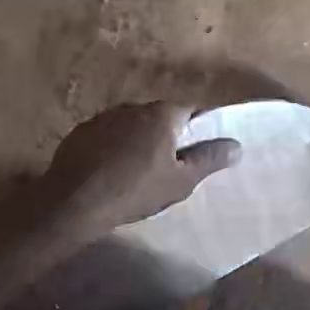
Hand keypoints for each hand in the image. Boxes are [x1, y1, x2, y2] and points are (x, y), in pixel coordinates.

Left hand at [42, 102, 240, 233]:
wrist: (72, 203)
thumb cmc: (135, 190)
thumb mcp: (181, 181)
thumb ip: (210, 159)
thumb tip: (237, 145)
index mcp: (162, 114)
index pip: (191, 111)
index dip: (199, 129)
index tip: (200, 150)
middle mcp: (134, 107)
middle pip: (161, 117)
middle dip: (168, 136)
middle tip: (171, 165)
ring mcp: (104, 117)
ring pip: (132, 126)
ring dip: (139, 141)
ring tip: (139, 171)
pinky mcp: (80, 132)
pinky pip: (107, 136)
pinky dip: (113, 148)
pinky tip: (111, 172)